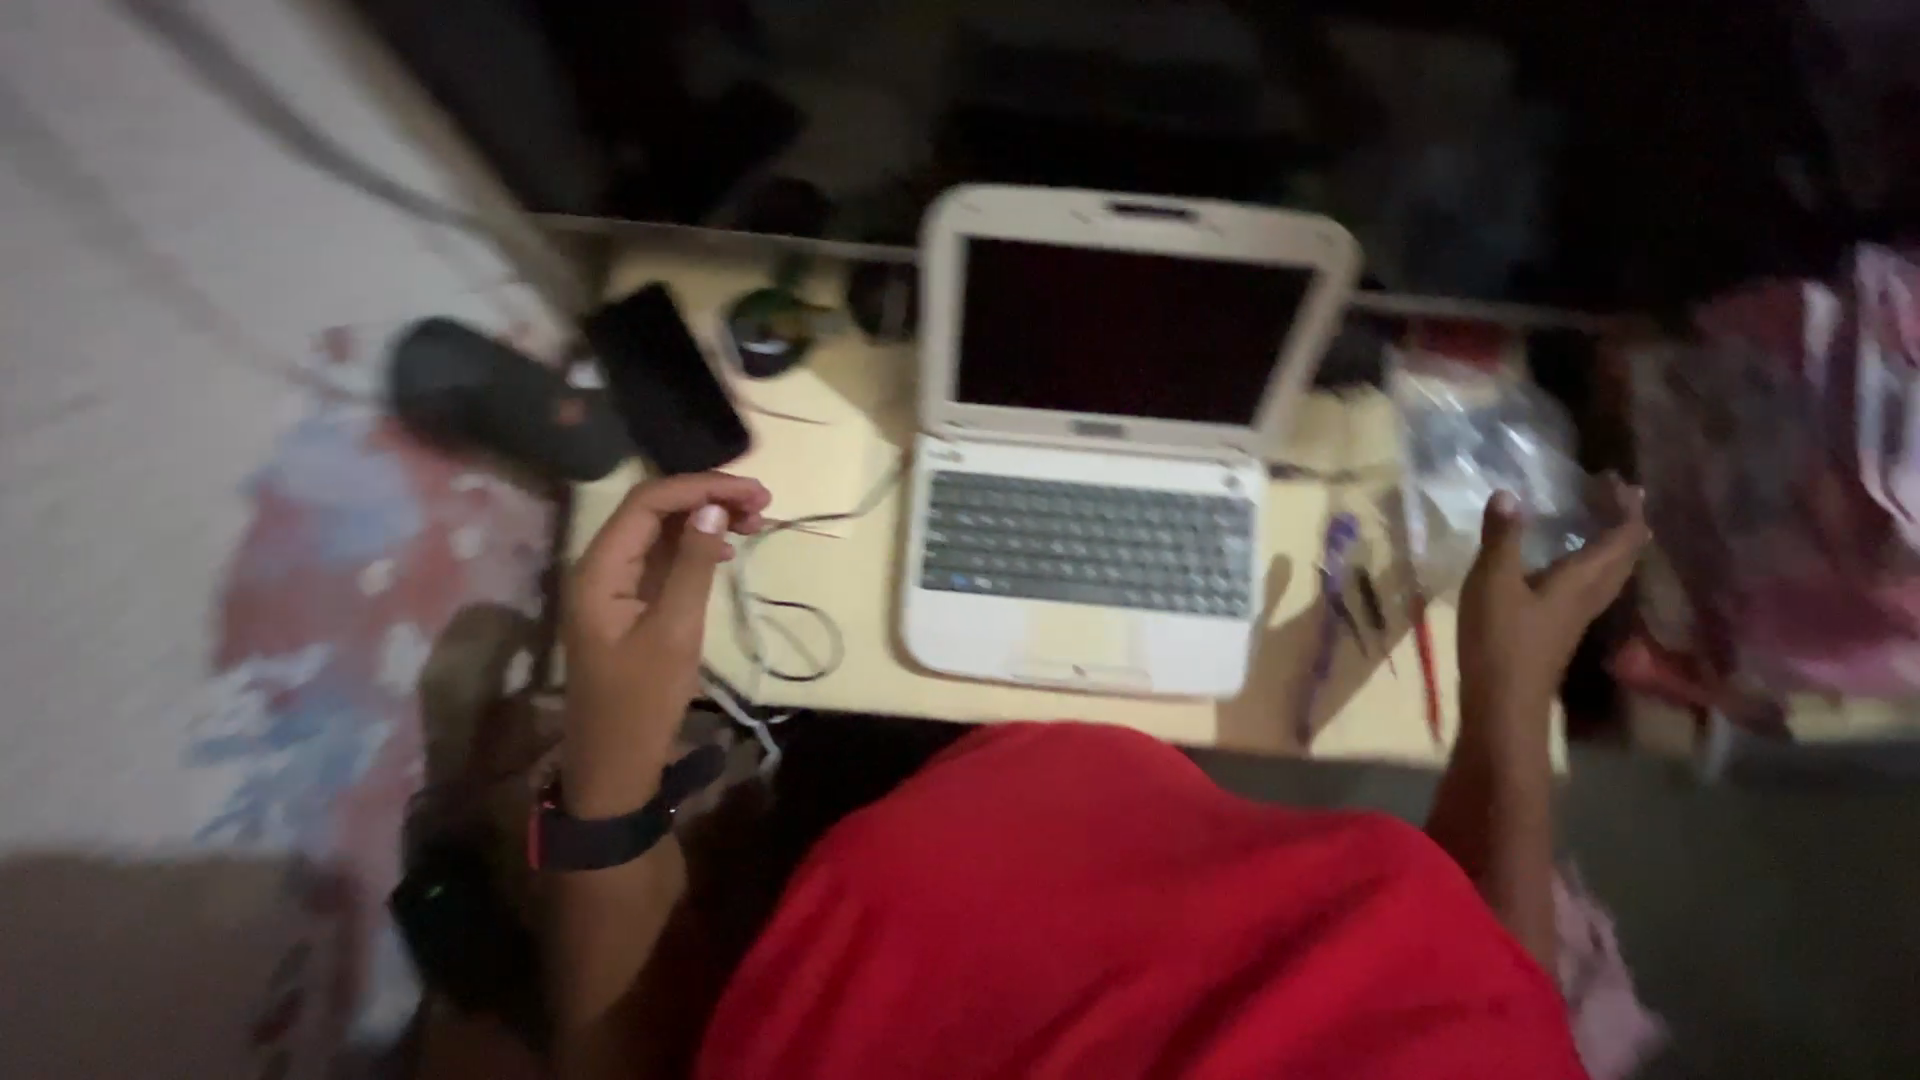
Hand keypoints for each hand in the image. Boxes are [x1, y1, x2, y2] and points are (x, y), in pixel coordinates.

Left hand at [562, 473, 769, 816]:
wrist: (616, 762)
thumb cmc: (643, 700)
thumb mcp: (675, 631)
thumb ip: (692, 565)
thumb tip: (714, 509)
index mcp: (600, 568)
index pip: (649, 502)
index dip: (701, 487)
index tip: (753, 492)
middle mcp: (602, 566)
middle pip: (654, 510)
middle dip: (707, 498)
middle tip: (762, 502)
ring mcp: (616, 585)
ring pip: (662, 532)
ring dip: (706, 519)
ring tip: (756, 520)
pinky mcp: (632, 603)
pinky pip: (664, 559)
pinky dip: (697, 547)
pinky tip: (727, 550)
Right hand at [1457, 479, 1648, 740]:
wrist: (1503, 700)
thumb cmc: (1500, 638)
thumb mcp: (1492, 582)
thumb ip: (1502, 539)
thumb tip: (1508, 493)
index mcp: (1582, 578)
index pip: (1622, 536)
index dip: (1625, 506)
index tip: (1614, 480)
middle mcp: (1590, 595)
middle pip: (1624, 555)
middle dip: (1624, 522)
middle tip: (1612, 495)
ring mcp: (1577, 615)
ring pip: (1610, 573)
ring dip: (1611, 545)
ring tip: (1598, 523)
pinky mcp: (1560, 629)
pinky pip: (1590, 587)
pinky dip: (1589, 565)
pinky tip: (1564, 566)